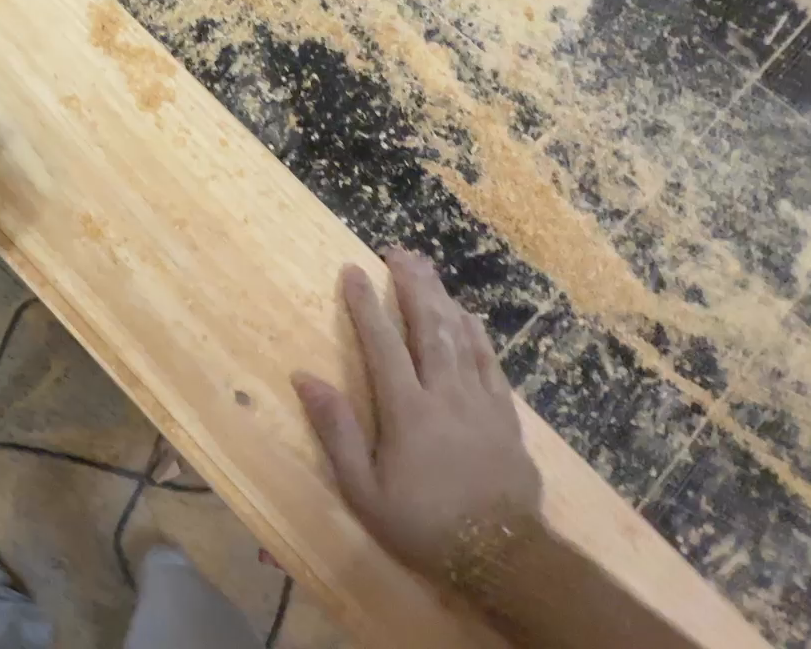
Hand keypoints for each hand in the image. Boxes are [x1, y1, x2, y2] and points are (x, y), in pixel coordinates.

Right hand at [293, 250, 542, 585]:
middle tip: (399, 251)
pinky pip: (490, 362)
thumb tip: (305, 378)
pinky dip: (475, 333)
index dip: (365, 304)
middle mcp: (446, 395)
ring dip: (442, 298)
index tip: (353, 269)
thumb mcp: (364, 489)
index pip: (382, 343)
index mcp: (408, 410)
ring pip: (462, 337)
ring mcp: (481, 403)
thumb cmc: (422, 523)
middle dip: (412, 284)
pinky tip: (467, 316)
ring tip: (427, 269)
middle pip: (429, 327)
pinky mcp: (505, 416)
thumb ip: (336, 430)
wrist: (505, 559)